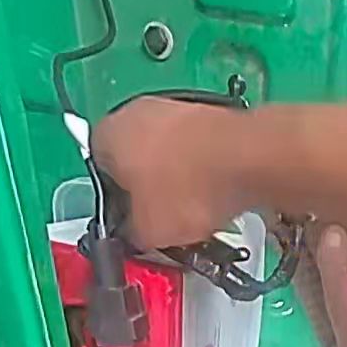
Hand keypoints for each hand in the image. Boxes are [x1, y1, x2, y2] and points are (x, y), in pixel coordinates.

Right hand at [91, 97, 249, 249]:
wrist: (246, 160)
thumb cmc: (186, 190)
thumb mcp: (147, 232)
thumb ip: (131, 235)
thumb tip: (135, 236)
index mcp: (107, 135)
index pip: (100, 175)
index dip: (118, 206)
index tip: (135, 226)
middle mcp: (136, 112)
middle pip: (137, 164)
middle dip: (152, 194)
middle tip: (166, 223)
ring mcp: (176, 109)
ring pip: (171, 158)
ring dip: (181, 185)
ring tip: (198, 216)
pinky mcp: (211, 115)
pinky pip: (199, 154)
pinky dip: (206, 174)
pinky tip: (218, 198)